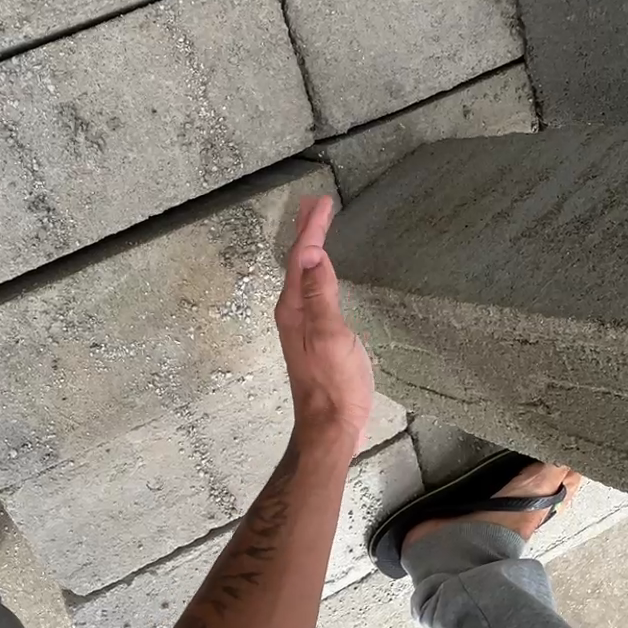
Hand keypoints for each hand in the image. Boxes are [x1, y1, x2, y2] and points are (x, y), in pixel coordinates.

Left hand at [275, 195, 374, 452]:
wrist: (330, 426)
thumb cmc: (334, 385)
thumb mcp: (330, 337)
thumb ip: (320, 296)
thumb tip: (311, 255)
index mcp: (294, 309)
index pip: (301, 258)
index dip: (312, 229)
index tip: (323, 201)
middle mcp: (293, 314)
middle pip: (297, 265)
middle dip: (307, 233)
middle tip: (317, 205)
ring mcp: (302, 328)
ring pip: (303, 278)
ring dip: (311, 251)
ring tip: (319, 229)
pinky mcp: (314, 339)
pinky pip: (313, 293)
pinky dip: (318, 273)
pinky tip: (324, 275)